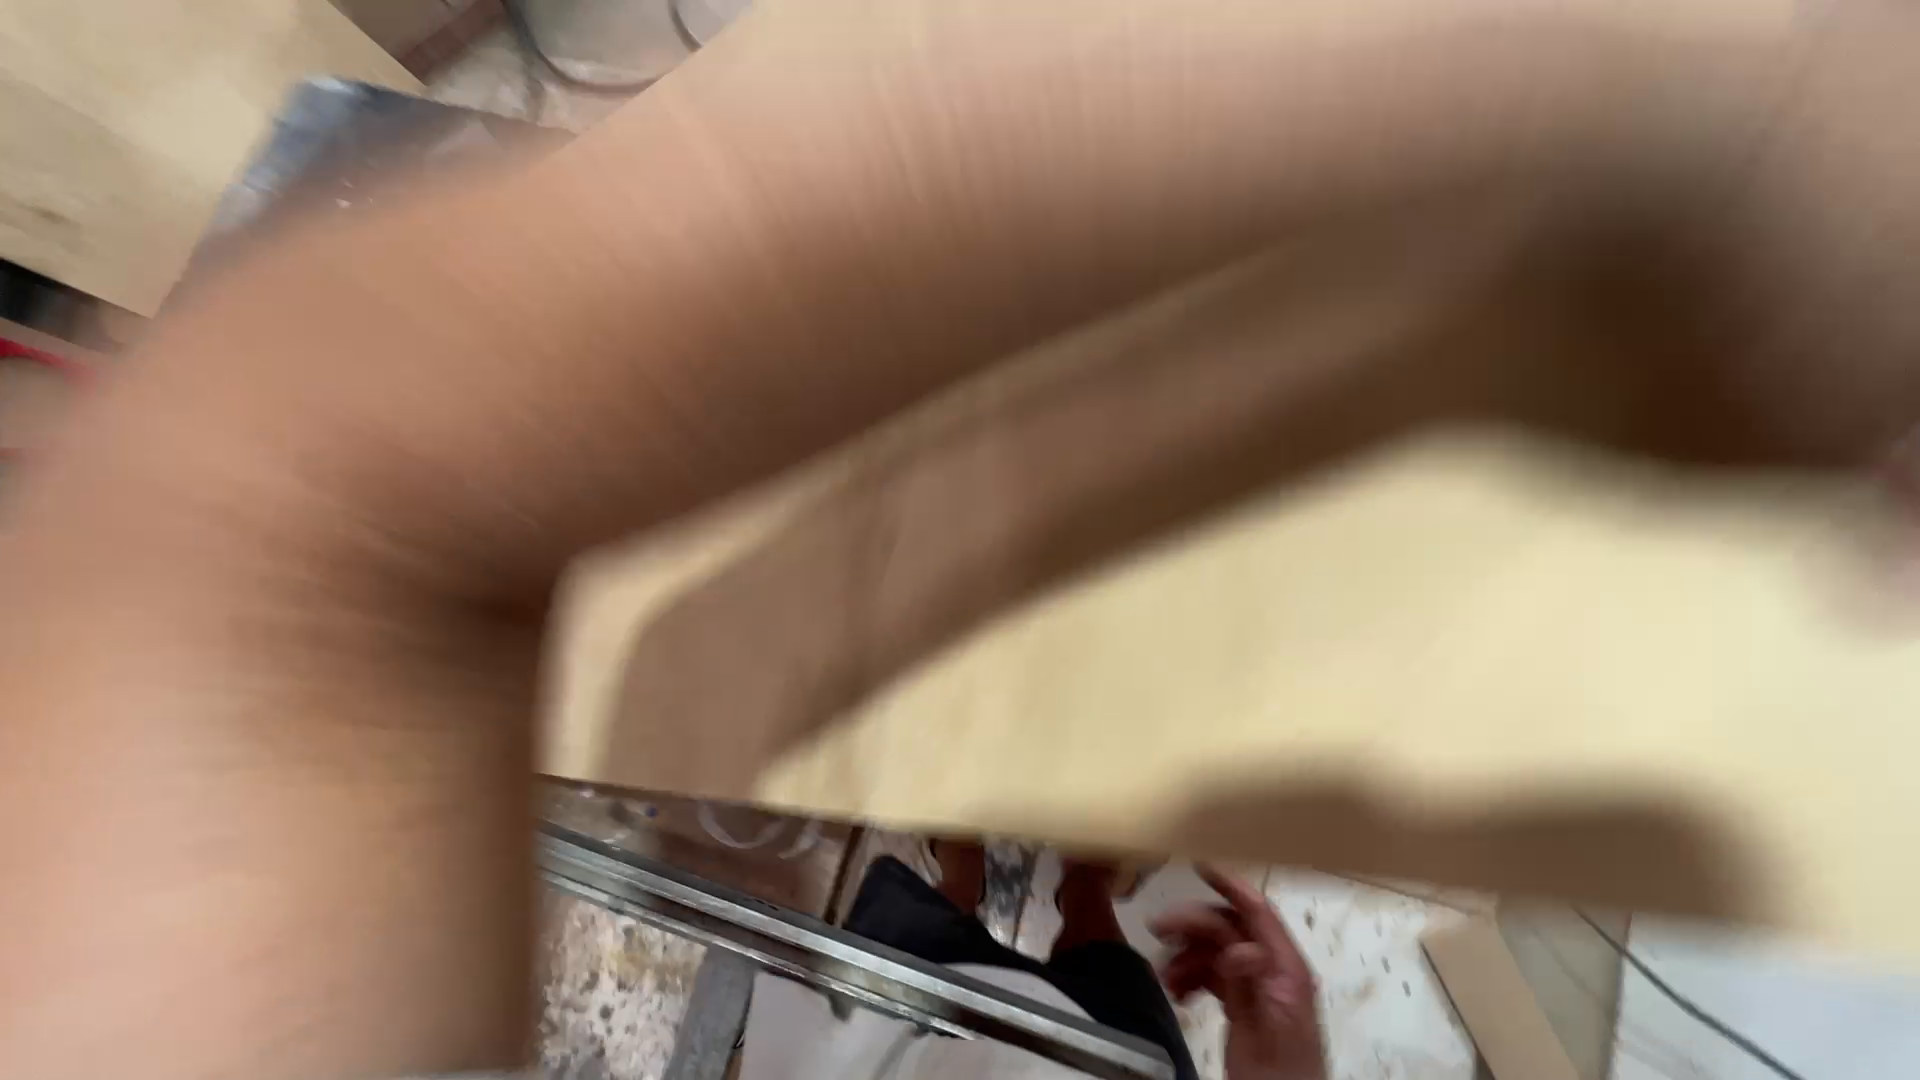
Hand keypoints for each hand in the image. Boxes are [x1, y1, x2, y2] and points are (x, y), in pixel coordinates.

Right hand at [1151, 865, 1325, 1079]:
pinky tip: (1176, 992)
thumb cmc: (1280, 1076)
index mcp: (1286, 968)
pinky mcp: (1241, 1003)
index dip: (1230, 884)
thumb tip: (1238, 946)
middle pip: (1228, 927)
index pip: (1258, 912)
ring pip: (1214, 950)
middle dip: (1192, 925)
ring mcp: (1256, 985)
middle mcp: (1272, 969)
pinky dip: (1189, 976)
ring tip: (1165, 977)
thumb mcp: (1267, 1030)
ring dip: (1186, 955)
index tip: (1199, 864)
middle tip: (1158, 931)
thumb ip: (1251, 983)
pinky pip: (1210, 974)